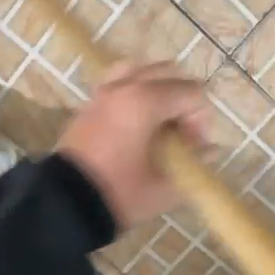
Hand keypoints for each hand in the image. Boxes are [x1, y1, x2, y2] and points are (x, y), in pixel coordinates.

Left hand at [55, 62, 209, 229]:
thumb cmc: (118, 196)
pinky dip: (134, 91)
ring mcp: (102, 92)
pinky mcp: (87, 104)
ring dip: (158, 89)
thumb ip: (193, 165)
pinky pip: (117, 82)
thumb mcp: (163, 188)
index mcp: (146, 101)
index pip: (192, 93)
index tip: (195, 148)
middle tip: (180, 135)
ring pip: (141, 70)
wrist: (63, 204)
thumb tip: (212, 150)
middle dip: (183, 100)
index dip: (201, 120)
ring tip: (159, 122)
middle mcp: (124, 86)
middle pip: (169, 73)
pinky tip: (135, 123)